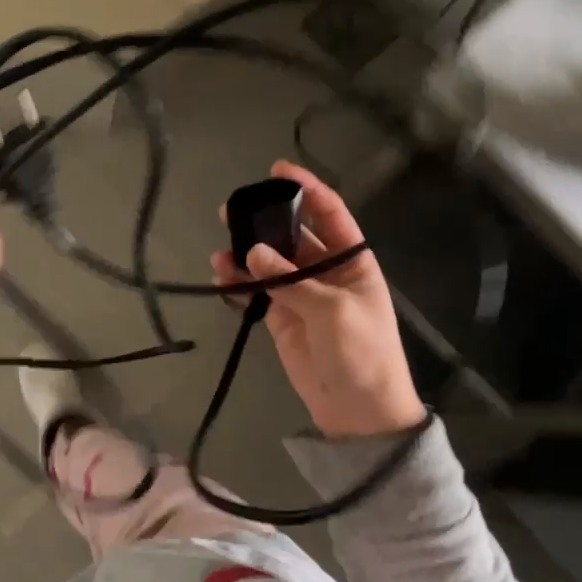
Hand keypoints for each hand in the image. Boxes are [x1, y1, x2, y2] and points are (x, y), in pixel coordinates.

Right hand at [212, 161, 425, 439]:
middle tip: (231, 210)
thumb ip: (293, 281)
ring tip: (218, 250)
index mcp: (352, 263)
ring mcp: (302, 296)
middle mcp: (326, 273)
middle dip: (265, 222)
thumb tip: (253, 253)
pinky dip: (239, 284)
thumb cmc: (362, 353)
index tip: (278, 170)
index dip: (308, 190)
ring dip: (246, 255)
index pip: (330, 215)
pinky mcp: (282, 320)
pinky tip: (221, 275)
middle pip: (292, 237)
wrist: (361, 411)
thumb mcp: (335, 312)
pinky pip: (258, 293)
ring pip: (270, 264)